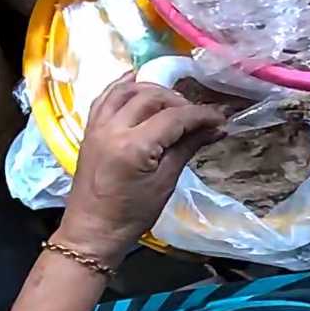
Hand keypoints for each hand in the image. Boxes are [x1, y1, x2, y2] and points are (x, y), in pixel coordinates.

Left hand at [55, 75, 226, 265]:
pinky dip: (121, 86)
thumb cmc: (131, 215)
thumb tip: (215, 128)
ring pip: (126, 91)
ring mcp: (98, 127)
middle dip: (178, 101)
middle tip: (196, 115)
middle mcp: (113, 129)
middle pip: (151, 97)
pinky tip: (135, 79)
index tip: (220, 118)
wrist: (93, 231)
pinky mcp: (90, 129)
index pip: (173, 117)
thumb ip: (187, 148)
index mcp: (134, 146)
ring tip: (172, 100)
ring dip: (151, 89)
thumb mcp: (165, 183)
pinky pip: (105, 98)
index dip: (200, 114)